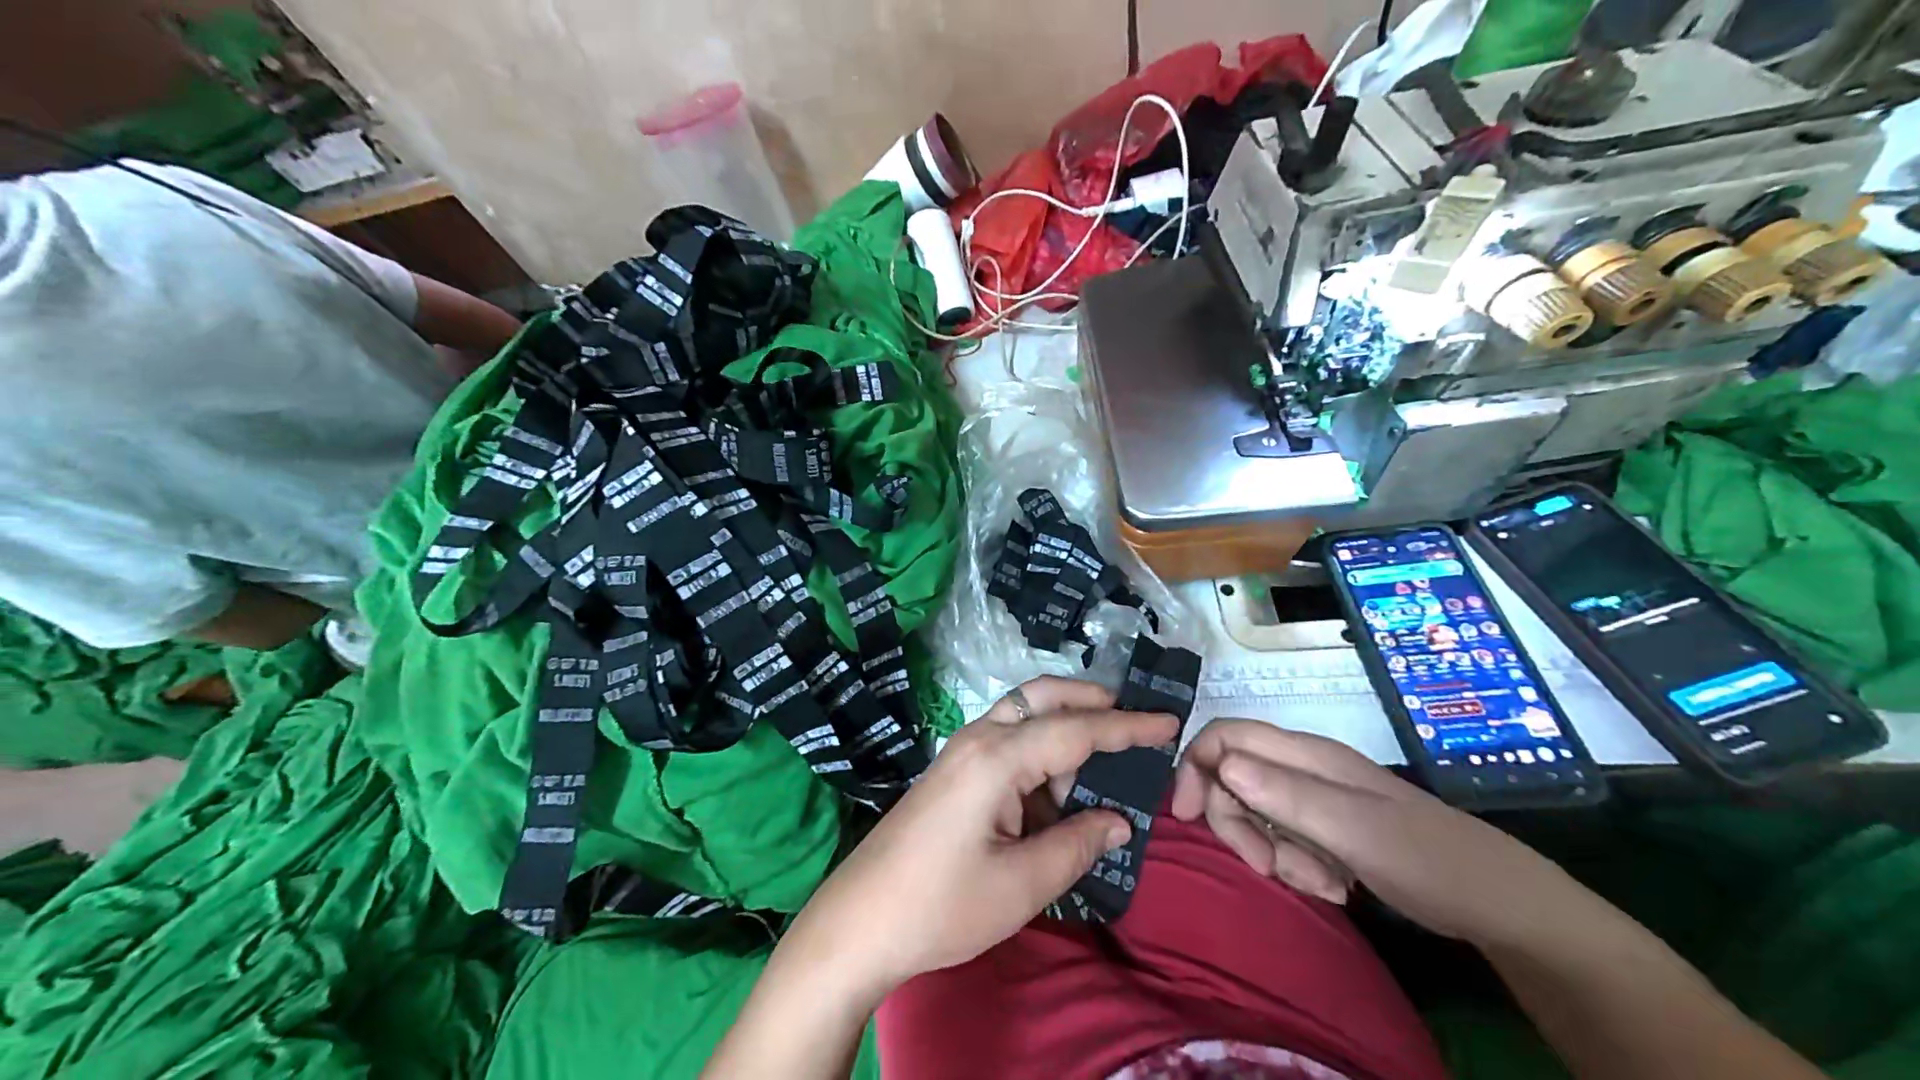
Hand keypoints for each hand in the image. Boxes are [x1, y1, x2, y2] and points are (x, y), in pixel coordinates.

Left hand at [780, 678, 1179, 999]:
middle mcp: (978, 739)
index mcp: (997, 757)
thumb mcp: (1022, 885)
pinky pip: (1007, 746)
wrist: (858, 922)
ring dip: (1066, 735)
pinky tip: (1060, 796)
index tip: (1170, 722)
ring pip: (1024, 720)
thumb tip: (1119, 821)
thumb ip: (1078, 845)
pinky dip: (1040, 758)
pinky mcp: (953, 774)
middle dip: (1091, 702)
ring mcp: (960, 754)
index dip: (1128, 727)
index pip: (1076, 729)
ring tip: (1106, 772)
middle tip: (1136, 722)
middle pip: (1042, 699)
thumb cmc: (942, 905)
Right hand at [1171, 718, 1591, 947]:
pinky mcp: (1325, 828)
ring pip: (1255, 814)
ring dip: (1271, 852)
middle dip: (1236, 824)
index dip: (1196, 767)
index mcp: (1304, 754)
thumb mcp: (1352, 828)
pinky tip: (1332, 886)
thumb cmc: (1425, 857)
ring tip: (1318, 882)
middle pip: (1232, 779)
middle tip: (1264, 865)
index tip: (1189, 816)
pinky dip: (1295, 864)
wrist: (1497, 904)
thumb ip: (1285, 794)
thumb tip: (1221, 765)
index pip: (1224, 736)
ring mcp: (1314, 799)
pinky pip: (1283, 839)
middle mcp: (1301, 768)